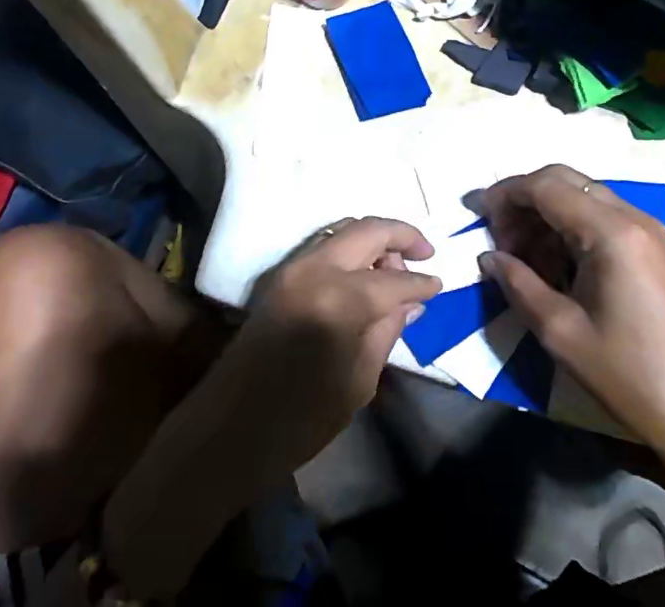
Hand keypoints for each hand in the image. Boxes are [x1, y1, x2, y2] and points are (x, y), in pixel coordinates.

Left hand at [229, 217, 440, 466]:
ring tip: (395, 267)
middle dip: (402, 236)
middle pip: (368, 230)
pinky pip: (324, 246)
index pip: (394, 280)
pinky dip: (350, 248)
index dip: (422, 284)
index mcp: (338, 301)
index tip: (439, 286)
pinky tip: (365, 273)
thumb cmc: (299, 422)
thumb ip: (387, 330)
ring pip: (344, 230)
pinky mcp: (277, 278)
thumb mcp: (358, 382)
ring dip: (374, 239)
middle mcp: (313, 271)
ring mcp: (291, 270)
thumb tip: (411, 302)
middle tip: (425, 255)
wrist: (225, 434)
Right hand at [478, 165, 664, 458]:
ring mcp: (648, 231)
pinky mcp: (653, 249)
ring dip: (547, 216)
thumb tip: (488, 257)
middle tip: (498, 238)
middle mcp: (633, 217)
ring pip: (584, 199)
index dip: (506, 193)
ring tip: (519, 258)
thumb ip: (518, 284)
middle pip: (567, 182)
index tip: (476, 213)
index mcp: (611, 231)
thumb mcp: (561, 331)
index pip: (547, 186)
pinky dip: (571, 230)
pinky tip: (553, 266)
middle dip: (525, 201)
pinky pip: (603, 220)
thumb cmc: (628, 373)